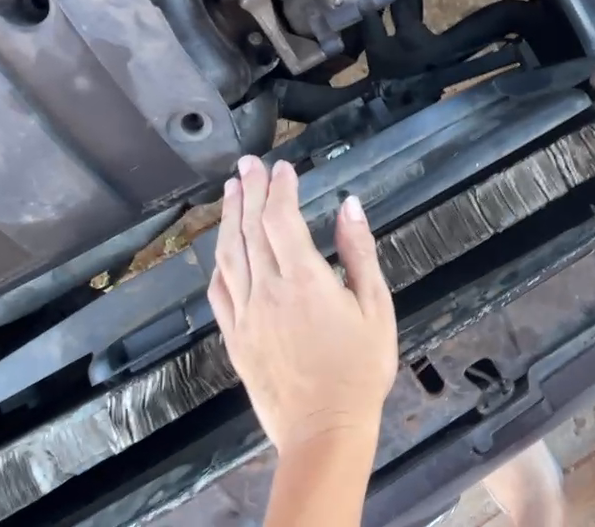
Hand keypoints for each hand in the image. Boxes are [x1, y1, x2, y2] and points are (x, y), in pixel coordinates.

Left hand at [207, 156, 396, 456]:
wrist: (324, 431)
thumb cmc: (360, 368)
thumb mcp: (376, 306)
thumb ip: (359, 252)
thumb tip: (350, 205)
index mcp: (305, 281)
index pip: (283, 220)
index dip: (280, 189)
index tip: (284, 166)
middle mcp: (268, 293)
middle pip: (252, 230)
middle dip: (250, 191)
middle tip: (248, 163)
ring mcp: (246, 316)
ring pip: (230, 256)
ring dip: (229, 218)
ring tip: (231, 190)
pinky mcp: (235, 339)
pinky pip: (219, 292)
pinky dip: (218, 262)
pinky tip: (221, 247)